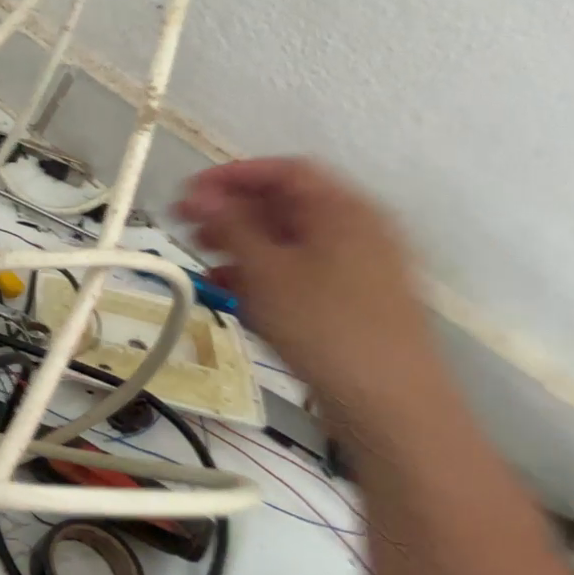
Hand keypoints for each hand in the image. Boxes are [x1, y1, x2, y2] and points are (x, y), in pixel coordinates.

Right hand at [174, 157, 435, 408]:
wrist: (390, 403)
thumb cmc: (325, 325)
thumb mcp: (265, 270)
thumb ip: (228, 225)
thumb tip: (198, 194)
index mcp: (345, 210)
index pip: (283, 171)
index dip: (231, 175)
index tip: (186, 194)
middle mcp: (357, 229)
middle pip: (284, 203)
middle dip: (229, 211)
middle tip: (183, 226)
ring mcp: (357, 265)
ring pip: (287, 238)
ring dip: (239, 243)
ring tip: (201, 260)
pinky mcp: (350, 298)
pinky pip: (297, 269)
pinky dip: (260, 272)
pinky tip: (229, 291)